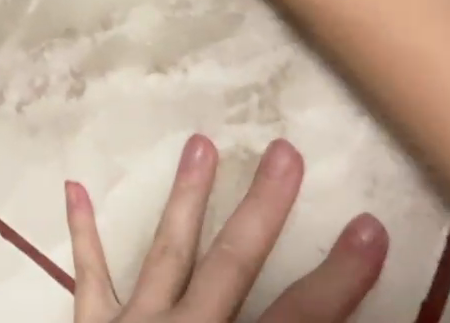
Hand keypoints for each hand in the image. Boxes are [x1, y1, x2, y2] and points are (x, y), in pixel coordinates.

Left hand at [68, 135, 388, 322]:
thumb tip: (342, 322)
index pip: (303, 317)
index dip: (343, 276)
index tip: (373, 226)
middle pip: (234, 263)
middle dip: (264, 208)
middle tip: (284, 151)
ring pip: (167, 250)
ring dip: (186, 197)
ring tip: (199, 144)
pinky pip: (89, 275)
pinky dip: (82, 233)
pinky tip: (75, 185)